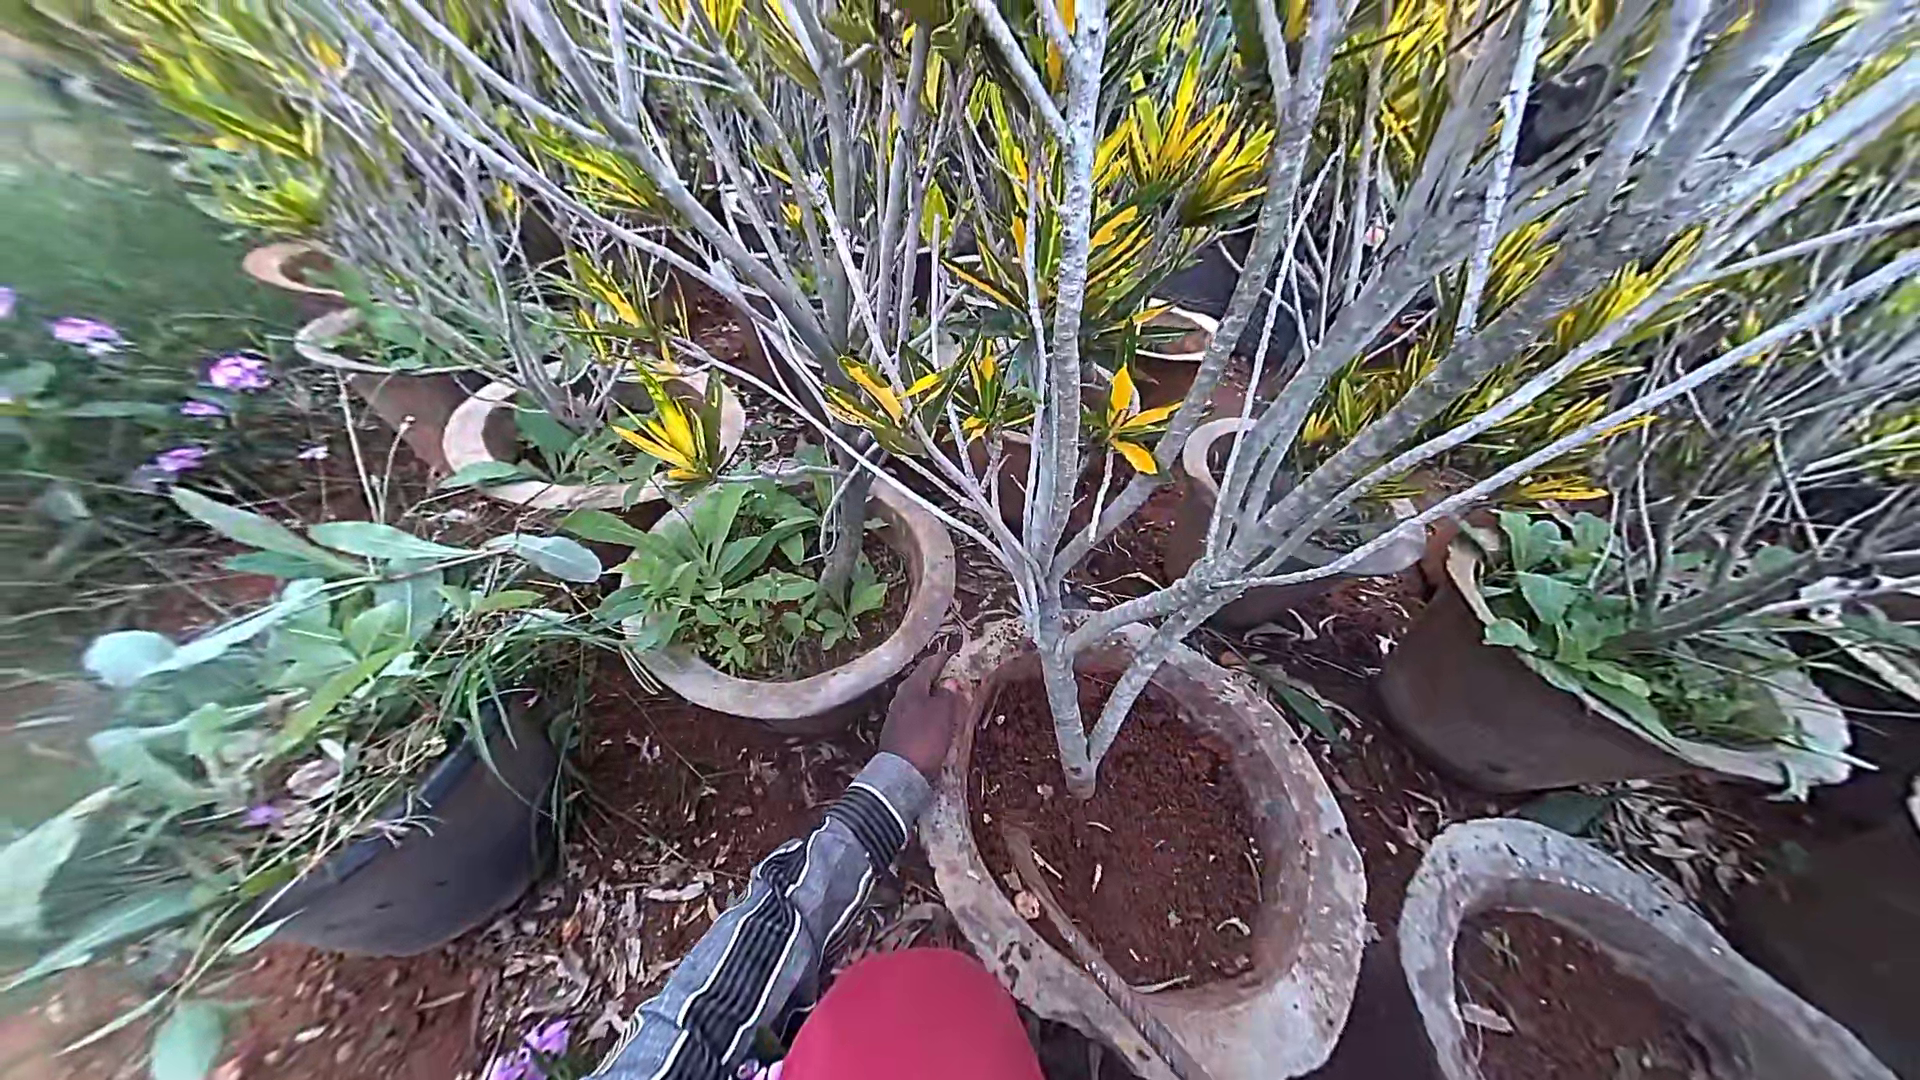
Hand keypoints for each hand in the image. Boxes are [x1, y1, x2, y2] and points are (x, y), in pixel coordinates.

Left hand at [878, 651, 966, 777]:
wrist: (901, 776)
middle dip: (936, 677)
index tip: (951, 653)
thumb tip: (950, 681)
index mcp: (911, 688)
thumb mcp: (942, 713)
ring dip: (932, 695)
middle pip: (921, 681)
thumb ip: (947, 694)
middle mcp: (901, 698)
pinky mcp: (898, 734)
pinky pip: (916, 714)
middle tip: (952, 674)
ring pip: (918, 698)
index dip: (941, 658)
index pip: (927, 666)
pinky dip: (928, 711)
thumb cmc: (924, 738)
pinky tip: (935, 718)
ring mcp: (897, 716)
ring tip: (947, 696)